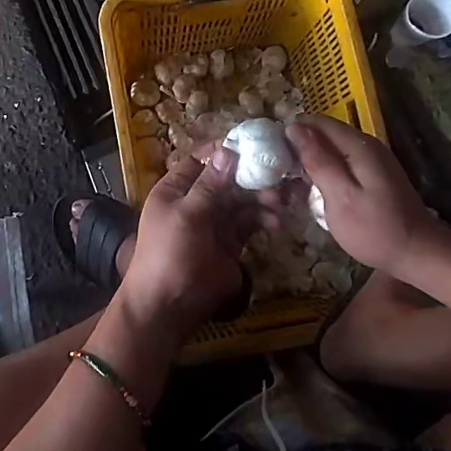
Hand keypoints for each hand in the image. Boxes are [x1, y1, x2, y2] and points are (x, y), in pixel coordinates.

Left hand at [117, 147, 261, 337]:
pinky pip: (250, 223)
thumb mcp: (187, 214)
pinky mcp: (230, 243)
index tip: (253, 145)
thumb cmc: (170, 253)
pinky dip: (263, 220)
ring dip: (262, 198)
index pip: (201, 160)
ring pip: (242, 201)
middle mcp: (195, 201)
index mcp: (176, 189)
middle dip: (252, 176)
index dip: (224, 151)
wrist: (170, 305)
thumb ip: (209, 184)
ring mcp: (214, 222)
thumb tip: (227, 151)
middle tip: (278, 174)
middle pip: (228, 179)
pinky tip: (275, 222)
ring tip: (281, 202)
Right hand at [286, 116, 445, 273]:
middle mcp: (365, 145)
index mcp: (358, 146)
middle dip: (297, 148)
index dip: (290, 132)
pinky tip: (310, 192)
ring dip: (308, 162)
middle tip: (275, 173)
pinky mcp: (372, 176)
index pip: (316, 122)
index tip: (269, 153)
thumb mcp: (340, 196)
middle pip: (323, 133)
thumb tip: (294, 128)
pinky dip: (322, 172)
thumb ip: (317, 160)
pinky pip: (340, 163)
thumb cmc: (375, 229)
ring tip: (287, 185)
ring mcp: (371, 160)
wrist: (418, 254)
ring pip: (330, 149)